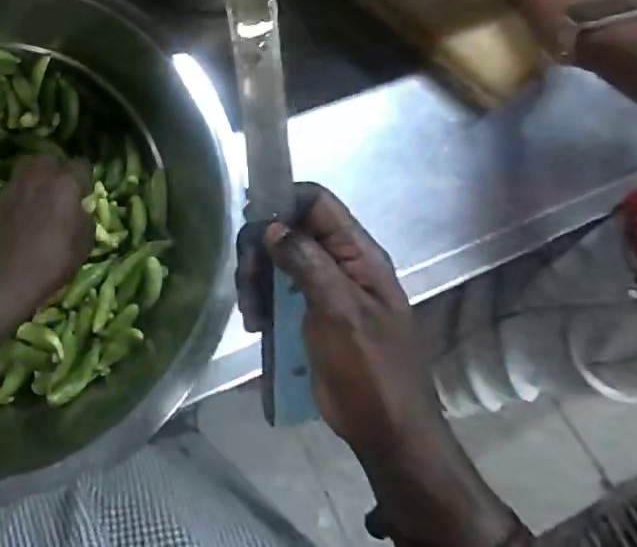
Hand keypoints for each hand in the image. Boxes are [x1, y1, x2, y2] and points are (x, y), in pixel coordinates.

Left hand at [0, 155, 94, 315]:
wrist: (9, 277)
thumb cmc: (54, 260)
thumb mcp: (85, 243)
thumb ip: (85, 217)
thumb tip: (79, 209)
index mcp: (65, 183)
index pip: (81, 164)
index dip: (84, 178)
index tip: (84, 194)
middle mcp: (39, 176)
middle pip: (50, 158)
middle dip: (57, 170)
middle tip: (59, 191)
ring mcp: (14, 184)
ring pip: (26, 166)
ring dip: (35, 176)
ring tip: (37, 195)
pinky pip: (11, 187)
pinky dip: (18, 194)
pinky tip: (18, 214)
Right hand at [236, 184, 441, 454]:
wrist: (389, 434)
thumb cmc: (372, 370)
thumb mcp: (341, 311)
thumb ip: (307, 262)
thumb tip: (271, 226)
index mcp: (358, 254)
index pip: (317, 202)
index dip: (284, 201)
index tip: (254, 223)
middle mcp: (339, 262)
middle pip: (287, 229)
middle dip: (260, 249)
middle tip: (248, 281)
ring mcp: (322, 288)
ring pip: (275, 259)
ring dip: (255, 279)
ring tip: (252, 314)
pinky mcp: (307, 312)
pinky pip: (275, 289)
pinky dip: (259, 300)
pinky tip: (256, 324)